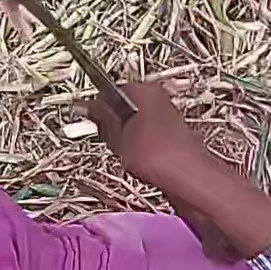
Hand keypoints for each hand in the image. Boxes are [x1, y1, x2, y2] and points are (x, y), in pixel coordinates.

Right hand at [87, 81, 225, 197]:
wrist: (187, 179)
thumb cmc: (155, 153)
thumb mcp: (116, 134)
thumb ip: (100, 118)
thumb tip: (83, 105)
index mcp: (144, 90)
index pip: (110, 91)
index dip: (97, 109)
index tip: (90, 121)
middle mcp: (158, 99)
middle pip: (122, 108)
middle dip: (112, 125)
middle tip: (109, 140)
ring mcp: (166, 118)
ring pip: (133, 125)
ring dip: (123, 139)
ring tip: (124, 153)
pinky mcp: (171, 138)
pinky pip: (144, 139)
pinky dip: (137, 149)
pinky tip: (137, 161)